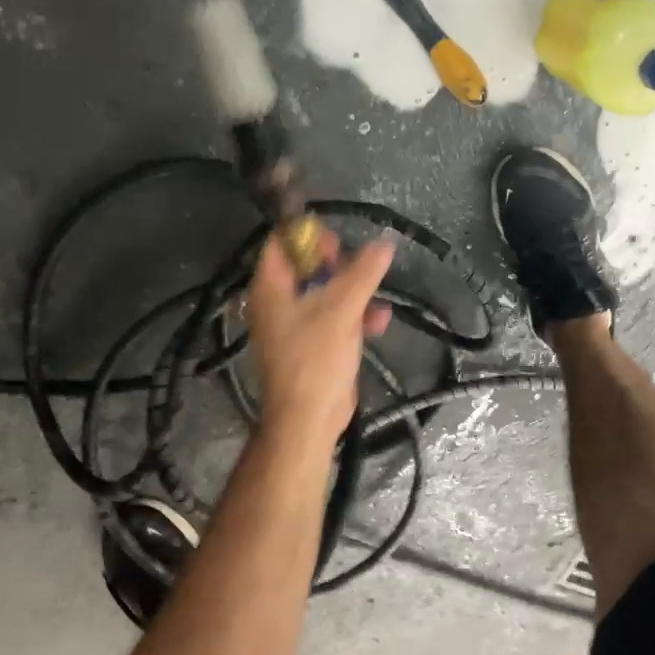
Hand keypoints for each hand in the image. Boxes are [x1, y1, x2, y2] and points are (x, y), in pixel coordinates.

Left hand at [245, 229, 395, 442]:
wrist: (309, 419)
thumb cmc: (315, 358)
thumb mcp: (342, 308)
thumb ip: (364, 272)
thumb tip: (385, 242)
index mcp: (270, 288)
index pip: (280, 243)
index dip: (307, 235)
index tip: (337, 239)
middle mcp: (277, 302)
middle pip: (306, 266)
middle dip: (338, 265)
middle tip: (360, 265)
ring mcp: (294, 325)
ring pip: (324, 292)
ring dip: (354, 292)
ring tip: (376, 295)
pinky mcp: (312, 344)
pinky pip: (333, 318)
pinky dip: (354, 316)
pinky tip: (379, 321)